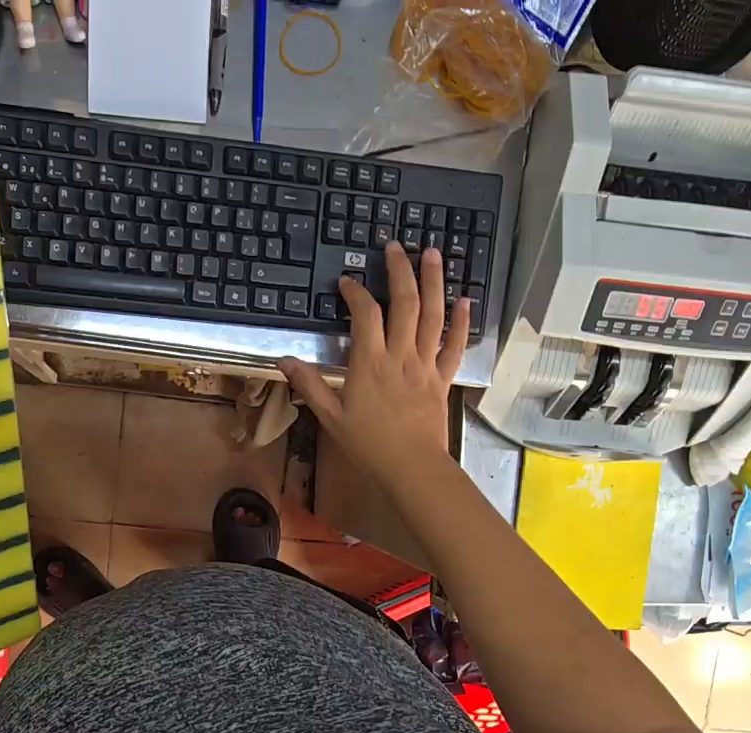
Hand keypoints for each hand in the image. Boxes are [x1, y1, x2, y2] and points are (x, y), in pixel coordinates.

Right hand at [280, 245, 468, 487]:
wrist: (412, 467)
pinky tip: (466, 300)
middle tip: (395, 247)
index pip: (365, 314)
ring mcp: (425, 365)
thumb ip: (309, 384)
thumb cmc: (369, 444)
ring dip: (433, 282)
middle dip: (400, 271)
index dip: (355, 292)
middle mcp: (400, 355)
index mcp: (370, 363)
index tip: (347, 282)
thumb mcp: (331, 416)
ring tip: (431, 254)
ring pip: (433, 315)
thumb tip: (284, 359)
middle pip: (405, 303)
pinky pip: (454, 346)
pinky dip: (462, 322)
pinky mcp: (442, 379)